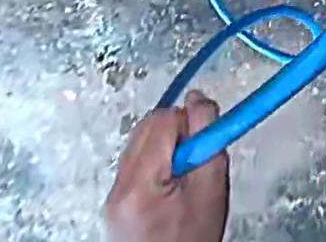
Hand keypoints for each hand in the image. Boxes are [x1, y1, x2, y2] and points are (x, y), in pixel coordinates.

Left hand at [104, 92, 228, 241]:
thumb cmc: (195, 239)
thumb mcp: (212, 185)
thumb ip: (207, 135)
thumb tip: (197, 97)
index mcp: (139, 185)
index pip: (163, 119)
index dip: (189, 124)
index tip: (203, 143)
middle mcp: (118, 188)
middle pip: (148, 126)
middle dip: (177, 132)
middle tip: (196, 157)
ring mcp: (113, 196)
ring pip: (142, 139)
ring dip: (167, 145)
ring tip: (185, 174)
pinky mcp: (115, 202)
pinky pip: (137, 160)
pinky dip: (158, 160)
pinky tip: (172, 183)